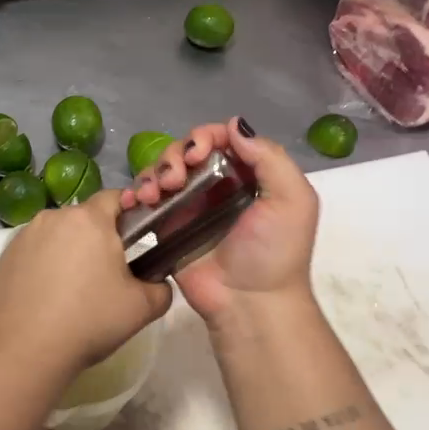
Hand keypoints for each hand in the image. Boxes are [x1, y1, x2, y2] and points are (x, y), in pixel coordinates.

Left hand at [0, 189, 171, 375]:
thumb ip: (161, 287)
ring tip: (74, 287)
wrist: (28, 350)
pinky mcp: (6, 255)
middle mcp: (55, 216)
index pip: (114, 197)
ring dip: (69, 248)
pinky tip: (48, 294)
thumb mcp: (143, 308)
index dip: (129, 213)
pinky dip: (44, 262)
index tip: (135, 238)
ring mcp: (25, 235)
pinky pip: (35, 249)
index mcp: (90, 219)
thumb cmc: (90, 321)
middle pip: (85, 217)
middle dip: (98, 236)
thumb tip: (156, 281)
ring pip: (58, 232)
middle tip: (107, 273)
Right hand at [119, 117, 318, 328]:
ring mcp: (188, 206)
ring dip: (154, 172)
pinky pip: (146, 199)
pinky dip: (136, 191)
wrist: (250, 303)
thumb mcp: (292, 200)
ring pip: (162, 170)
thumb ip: (270, 158)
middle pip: (186, 150)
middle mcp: (216, 185)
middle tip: (174, 178)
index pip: (220, 139)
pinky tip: (136, 199)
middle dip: (174, 154)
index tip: (196, 152)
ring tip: (154, 193)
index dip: (204, 136)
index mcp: (247, 175)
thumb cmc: (275, 252)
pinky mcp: (166, 227)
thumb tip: (234, 126)